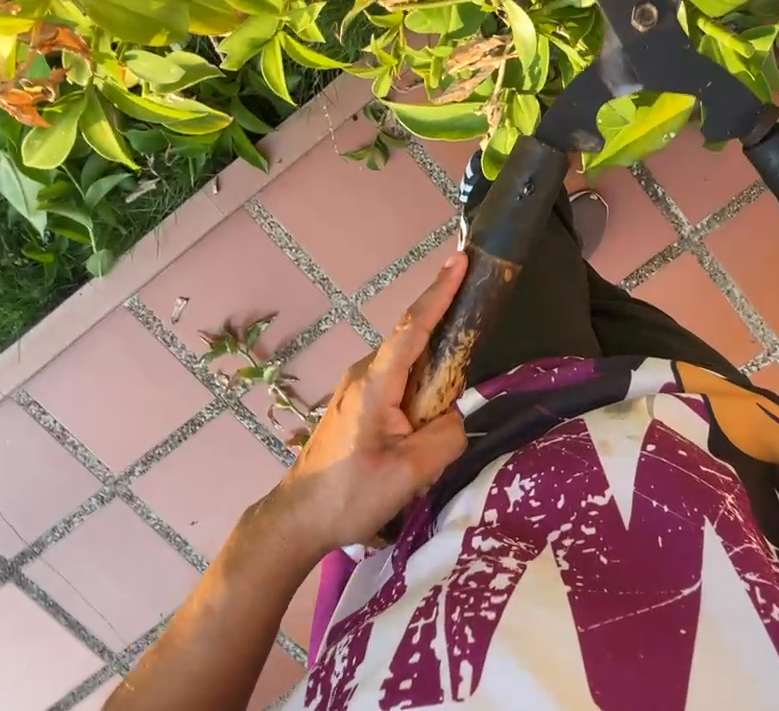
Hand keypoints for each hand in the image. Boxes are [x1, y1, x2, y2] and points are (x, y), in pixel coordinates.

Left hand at [250, 253, 470, 560]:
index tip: (461, 259)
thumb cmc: (349, 494)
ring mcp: (359, 386)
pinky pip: (400, 381)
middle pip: (415, 339)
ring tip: (455, 390)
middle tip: (480, 318)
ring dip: (435, 369)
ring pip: (409, 364)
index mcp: (376, 383)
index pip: (413, 327)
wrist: (298, 518)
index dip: (440, 292)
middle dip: (447, 326)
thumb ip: (446, 436)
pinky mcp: (360, 402)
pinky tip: (430, 414)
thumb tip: (456, 416)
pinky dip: (422, 386)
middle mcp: (365, 374)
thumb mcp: (409, 472)